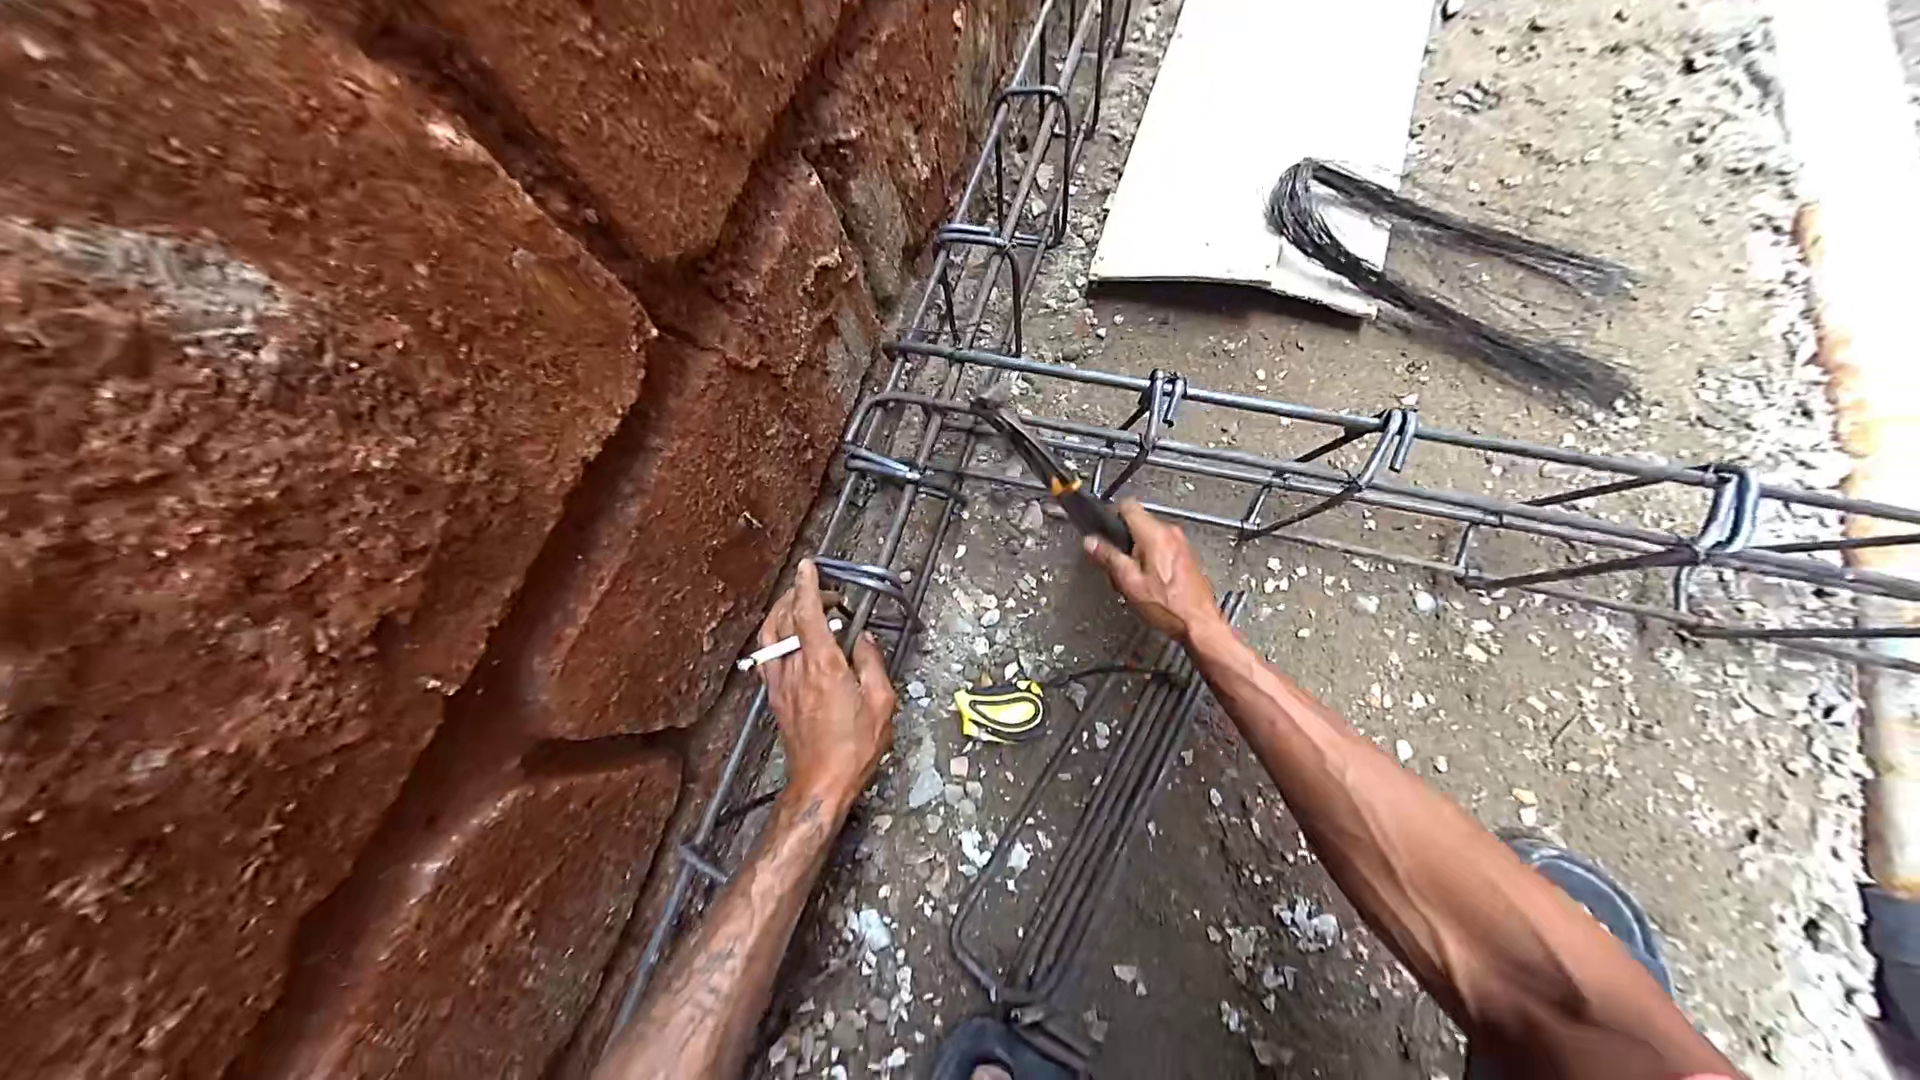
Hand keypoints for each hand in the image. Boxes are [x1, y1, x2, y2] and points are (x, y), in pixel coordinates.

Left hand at [756, 559, 896, 807]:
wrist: (820, 781)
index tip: (809, 566)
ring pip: (770, 634)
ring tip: (801, 606)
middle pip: (785, 618)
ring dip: (782, 612)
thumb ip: (872, 664)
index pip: (808, 613)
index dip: (807, 585)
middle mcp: (796, 669)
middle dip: (800, 595)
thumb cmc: (853, 747)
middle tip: (822, 591)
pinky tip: (789, 638)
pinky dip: (776, 635)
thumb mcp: (881, 702)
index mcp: (823, 666)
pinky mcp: (775, 696)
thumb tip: (866, 641)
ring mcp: (781, 683)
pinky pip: (767, 654)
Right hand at [1081, 501, 1223, 642]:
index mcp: (1155, 535)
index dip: (1111, 517)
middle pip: (1137, 522)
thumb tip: (1091, 542)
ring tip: (1134, 576)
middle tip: (1118, 563)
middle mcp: (1171, 534)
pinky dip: (1151, 558)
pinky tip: (1149, 581)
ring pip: (1149, 535)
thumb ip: (1108, 557)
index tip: (1104, 531)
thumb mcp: (1129, 582)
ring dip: (1137, 550)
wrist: (1198, 623)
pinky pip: (1161, 546)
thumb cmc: (1169, 606)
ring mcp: (1181, 543)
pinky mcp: (1185, 555)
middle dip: (1123, 540)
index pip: (1128, 506)